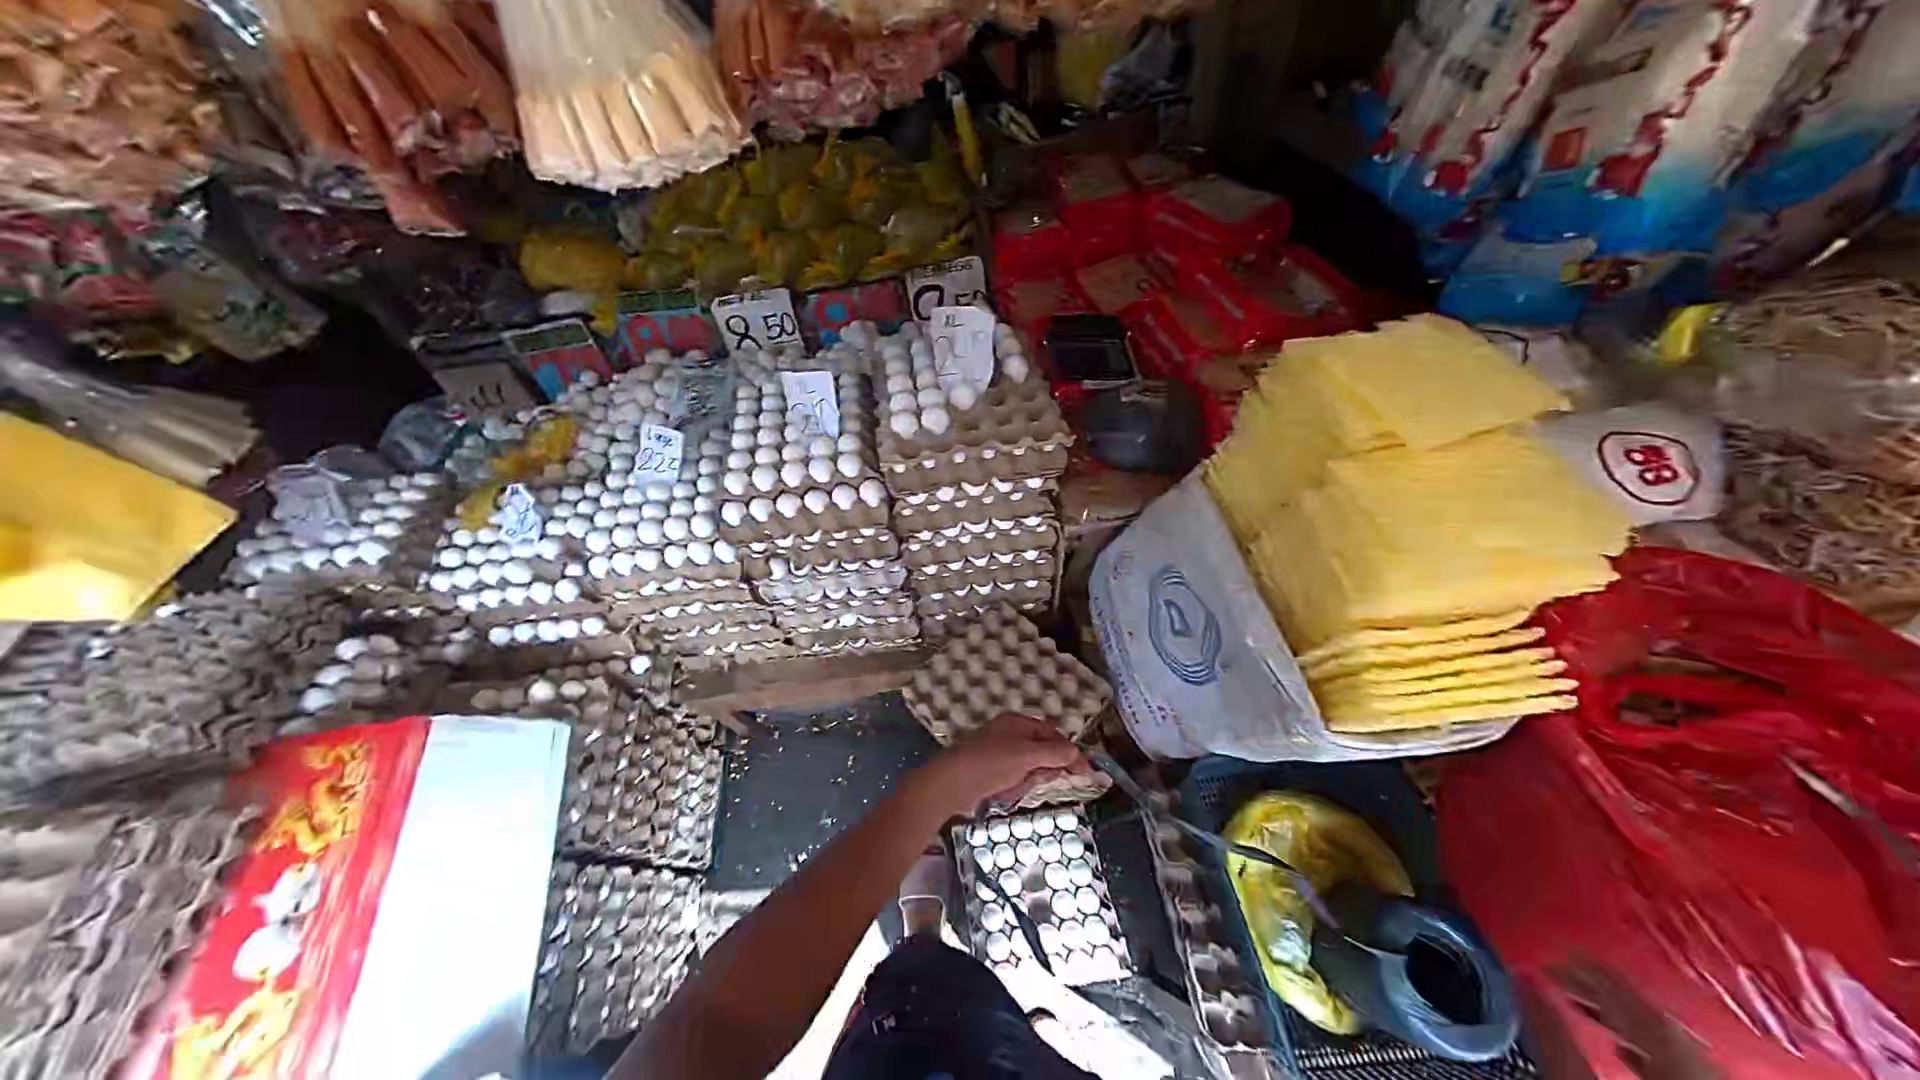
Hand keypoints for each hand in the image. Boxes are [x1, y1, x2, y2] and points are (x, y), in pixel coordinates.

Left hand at [913, 714, 1088, 817]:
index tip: (1087, 773)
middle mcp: (1009, 734)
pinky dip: (1016, 786)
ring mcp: (999, 753)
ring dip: (1029, 780)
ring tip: (1016, 786)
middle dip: (1046, 768)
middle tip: (1040, 780)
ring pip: (1030, 768)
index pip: (1054, 735)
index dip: (1070, 753)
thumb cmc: (990, 764)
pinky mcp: (991, 772)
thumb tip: (1078, 753)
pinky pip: (1014, 778)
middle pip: (1043, 751)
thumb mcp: (1027, 757)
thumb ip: (1055, 754)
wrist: (950, 784)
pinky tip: (1006, 792)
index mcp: (1018, 723)